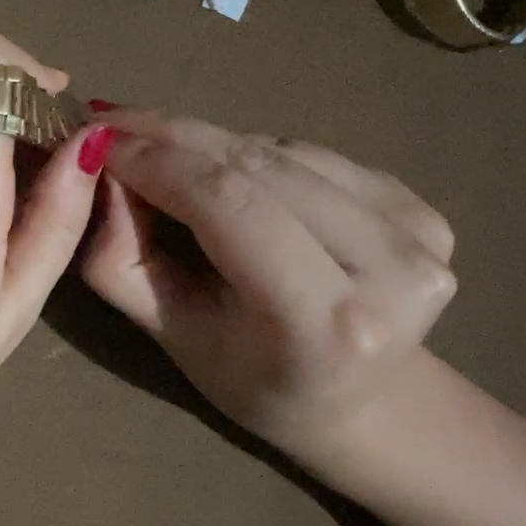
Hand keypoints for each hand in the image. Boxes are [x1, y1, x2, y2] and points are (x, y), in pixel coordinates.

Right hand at [80, 110, 456, 464]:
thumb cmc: (244, 378)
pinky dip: (256, 156)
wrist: (351, 400)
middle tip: (113, 124)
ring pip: (286, 152)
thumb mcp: (166, 334)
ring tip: (161, 155)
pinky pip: (316, 158)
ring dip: (211, 144)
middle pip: (260, 167)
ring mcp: (419, 234)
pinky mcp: (428, 209)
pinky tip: (228, 176)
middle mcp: (391, 271)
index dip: (157, 161)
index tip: (97, 138)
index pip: (229, 206)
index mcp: (322, 323)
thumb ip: (119, 260)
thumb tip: (98, 168)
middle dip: (175, 138)